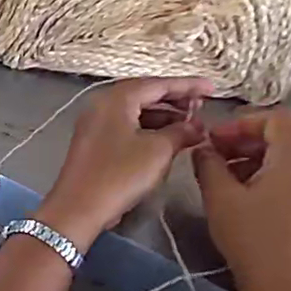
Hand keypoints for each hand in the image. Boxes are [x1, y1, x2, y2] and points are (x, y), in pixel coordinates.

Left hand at [38, 78, 211, 248]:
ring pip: (135, 111)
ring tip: (190, 125)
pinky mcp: (93, 142)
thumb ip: (182, 132)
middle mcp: (101, 105)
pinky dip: (148, 128)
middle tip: (202, 107)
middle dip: (175, 100)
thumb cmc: (120, 174)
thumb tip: (197, 127)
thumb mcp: (158, 150)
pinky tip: (167, 139)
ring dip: (163, 116)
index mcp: (116, 99)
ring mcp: (94, 124)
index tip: (211, 88)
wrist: (79, 207)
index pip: (157, 84)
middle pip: (144, 94)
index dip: (188, 86)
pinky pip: (126, 126)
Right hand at [192, 110, 290, 290]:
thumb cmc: (255, 239)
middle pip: (288, 135)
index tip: (213, 141)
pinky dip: (279, 173)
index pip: (275, 118)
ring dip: (262, 158)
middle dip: (249, 141)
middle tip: (216, 157)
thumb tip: (203, 149)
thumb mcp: (220, 198)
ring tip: (230, 178)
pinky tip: (253, 195)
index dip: (240, 123)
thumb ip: (208, 164)